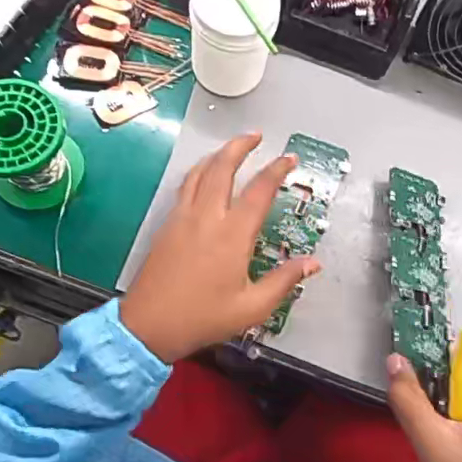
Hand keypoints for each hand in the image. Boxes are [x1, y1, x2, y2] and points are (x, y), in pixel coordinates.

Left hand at [120, 132, 321, 362]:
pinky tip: (202, 177)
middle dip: (240, 146)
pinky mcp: (166, 226)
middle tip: (255, 136)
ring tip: (230, 149)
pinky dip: (198, 173)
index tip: (288, 159)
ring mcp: (182, 219)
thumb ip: (283, 281)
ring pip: (199, 174)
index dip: (276, 171)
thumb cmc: (202, 318)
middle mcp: (206, 218)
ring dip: (217, 156)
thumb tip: (312, 263)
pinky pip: (184, 188)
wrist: (149, 325)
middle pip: (223, 168)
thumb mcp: (251, 307)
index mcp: (232, 235)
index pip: (259, 191)